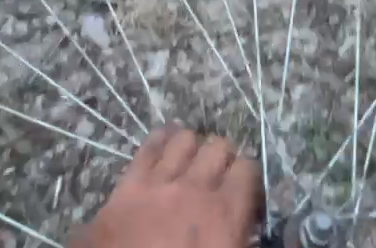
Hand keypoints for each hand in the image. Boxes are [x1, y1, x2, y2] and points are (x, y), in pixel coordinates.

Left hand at [71, 125, 260, 247]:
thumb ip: (236, 237)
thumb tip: (243, 225)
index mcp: (224, 217)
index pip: (247, 170)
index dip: (246, 178)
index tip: (242, 191)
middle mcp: (195, 190)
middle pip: (218, 147)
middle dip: (221, 158)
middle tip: (217, 177)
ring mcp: (159, 183)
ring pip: (185, 139)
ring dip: (192, 149)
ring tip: (189, 162)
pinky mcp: (128, 185)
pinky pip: (150, 146)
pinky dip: (160, 141)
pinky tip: (163, 147)